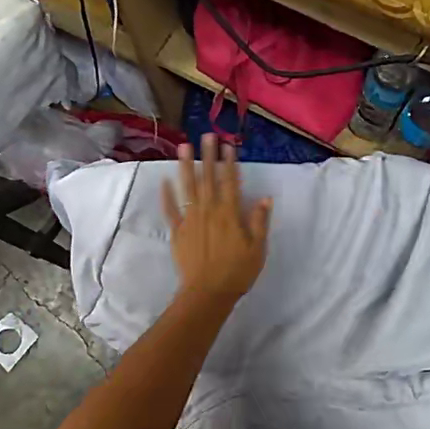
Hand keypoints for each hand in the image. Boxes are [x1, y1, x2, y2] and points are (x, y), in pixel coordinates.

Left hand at [162, 134, 270, 304]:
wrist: (207, 293)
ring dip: (185, 166)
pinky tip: (164, 181)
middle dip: (208, 155)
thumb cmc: (237, 272)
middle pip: (208, 178)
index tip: (228, 144)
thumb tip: (265, 198)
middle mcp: (209, 211)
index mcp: (230, 213)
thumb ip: (259, 221)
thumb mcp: (257, 248)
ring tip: (183, 147)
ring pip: (188, 188)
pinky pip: (170, 210)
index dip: (230, 162)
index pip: (230, 181)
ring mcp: (190, 220)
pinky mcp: (177, 232)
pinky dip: (167, 195)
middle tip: (207, 135)